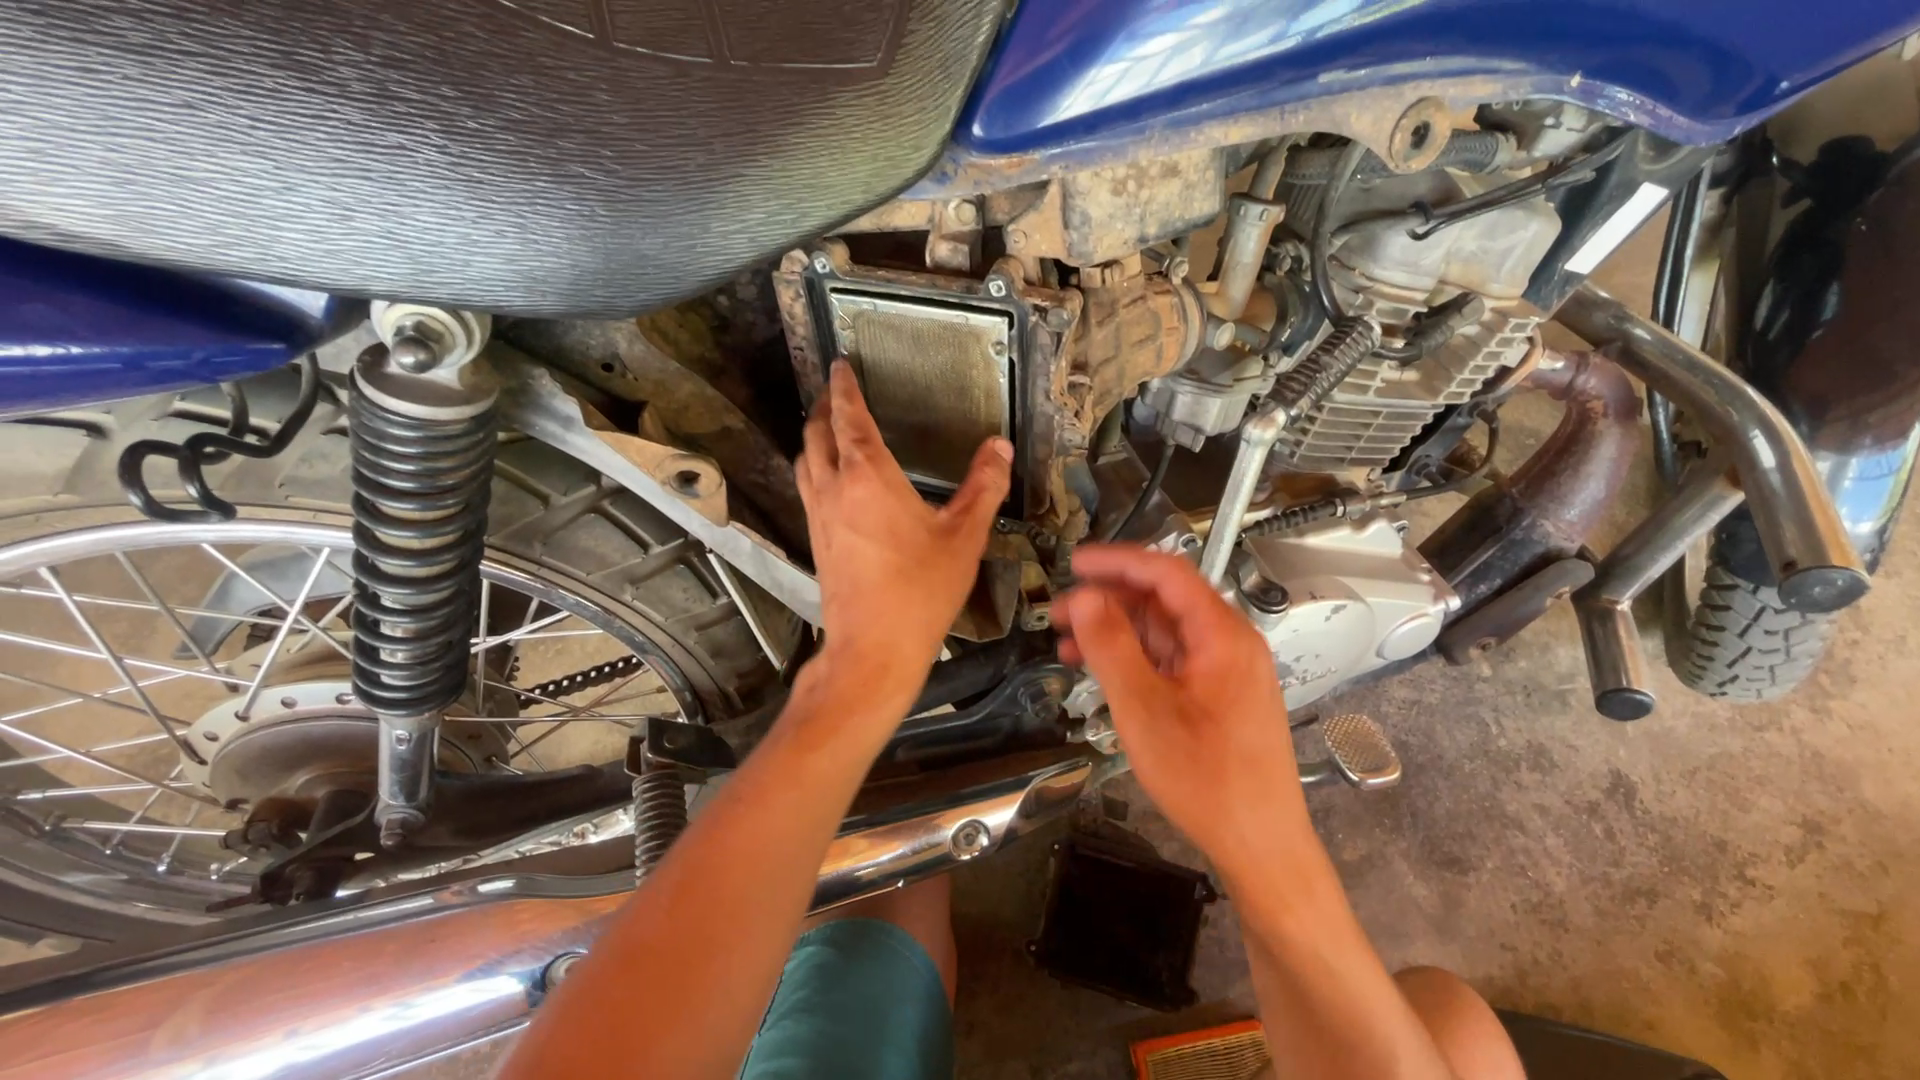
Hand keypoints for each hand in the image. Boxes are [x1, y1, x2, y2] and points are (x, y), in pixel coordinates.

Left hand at [795, 360, 1011, 714]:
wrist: (873, 647)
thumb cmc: (920, 590)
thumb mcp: (964, 536)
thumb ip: (984, 487)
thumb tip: (1000, 447)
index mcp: (868, 477)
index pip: (849, 418)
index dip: (844, 388)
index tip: (840, 366)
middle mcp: (834, 489)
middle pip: (816, 435)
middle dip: (824, 409)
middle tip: (836, 394)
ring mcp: (819, 517)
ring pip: (805, 462)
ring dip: (814, 439)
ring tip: (829, 431)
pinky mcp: (817, 542)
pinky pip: (808, 490)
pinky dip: (815, 470)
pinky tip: (834, 484)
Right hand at [1054, 546, 1307, 876]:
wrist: (1261, 845)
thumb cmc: (1205, 779)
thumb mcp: (1145, 710)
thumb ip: (1111, 647)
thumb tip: (1084, 597)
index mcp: (1223, 636)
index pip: (1167, 573)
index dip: (1118, 561)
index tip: (1074, 562)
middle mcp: (1230, 644)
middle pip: (1165, 601)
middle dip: (1110, 600)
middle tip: (1059, 611)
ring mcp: (1226, 672)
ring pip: (1165, 633)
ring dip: (1117, 632)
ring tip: (1068, 643)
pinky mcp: (1219, 697)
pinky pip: (1172, 661)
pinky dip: (1135, 660)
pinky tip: (1101, 673)